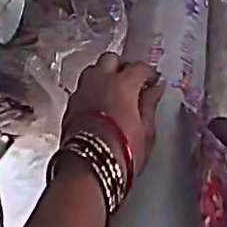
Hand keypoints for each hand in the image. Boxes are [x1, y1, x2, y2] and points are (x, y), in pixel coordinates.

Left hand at [63, 52, 163, 175]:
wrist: (89, 167)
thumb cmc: (124, 150)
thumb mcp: (146, 130)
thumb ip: (150, 105)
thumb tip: (155, 89)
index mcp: (123, 83)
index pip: (138, 67)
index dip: (148, 73)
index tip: (154, 82)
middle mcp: (100, 80)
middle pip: (111, 59)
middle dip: (122, 66)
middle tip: (132, 82)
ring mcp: (82, 89)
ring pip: (94, 70)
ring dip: (104, 74)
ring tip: (113, 90)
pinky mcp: (71, 102)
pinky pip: (83, 86)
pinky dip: (92, 89)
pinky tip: (99, 102)